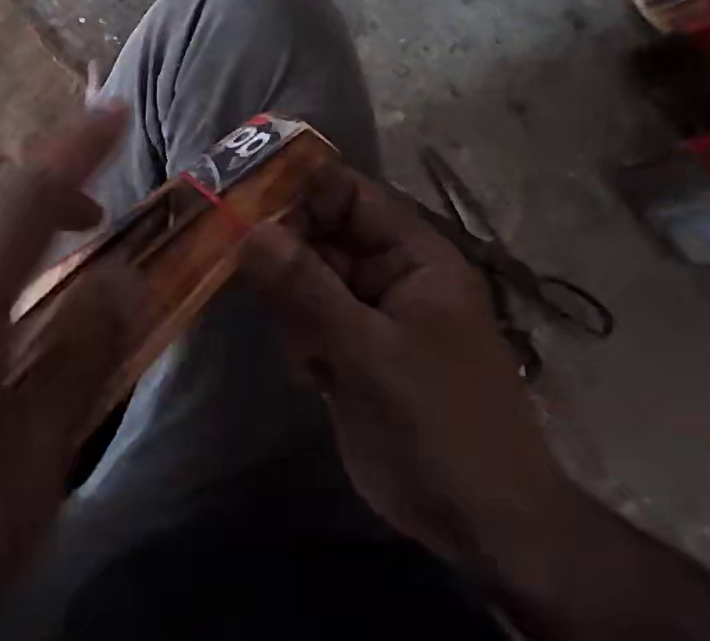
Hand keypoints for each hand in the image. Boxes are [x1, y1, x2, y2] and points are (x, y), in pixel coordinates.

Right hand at [241, 160, 572, 570]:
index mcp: (413, 256)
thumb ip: (306, 288)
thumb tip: (248, 227)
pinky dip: (293, 338)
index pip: (346, 193)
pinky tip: (312, 375)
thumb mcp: (370, 352)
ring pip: (297, 276)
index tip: (233, 190)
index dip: (294, 184)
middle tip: (236, 264)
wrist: (476, 524)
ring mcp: (360, 310)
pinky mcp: (341, 346)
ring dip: (286, 304)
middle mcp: (384, 272)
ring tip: (307, 353)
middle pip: (313, 232)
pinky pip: (298, 315)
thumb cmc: (441, 424)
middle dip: (279, 251)